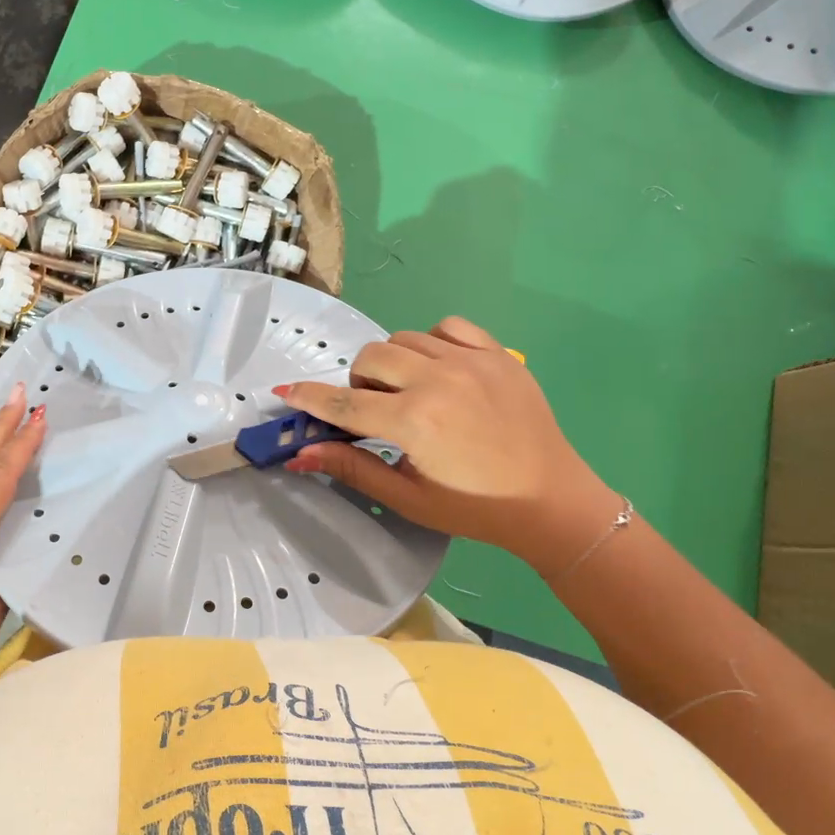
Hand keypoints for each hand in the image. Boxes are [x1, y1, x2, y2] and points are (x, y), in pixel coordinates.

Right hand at [281, 316, 613, 571]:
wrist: (551, 501)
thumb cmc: (474, 508)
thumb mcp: (407, 497)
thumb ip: (352, 467)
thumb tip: (299, 453)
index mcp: (415, 421)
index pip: (345, 402)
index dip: (309, 397)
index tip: (284, 391)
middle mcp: (439, 381)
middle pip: (370, 359)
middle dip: (360, 383)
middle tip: (376, 412)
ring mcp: (472, 362)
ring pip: (404, 339)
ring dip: (394, 363)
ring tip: (410, 392)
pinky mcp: (499, 354)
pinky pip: (449, 327)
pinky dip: (433, 343)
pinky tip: (442, 370)